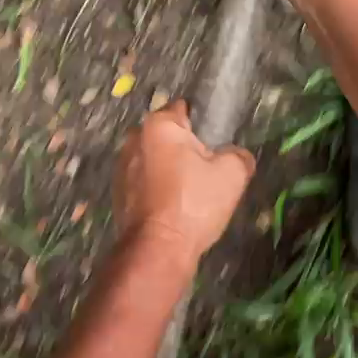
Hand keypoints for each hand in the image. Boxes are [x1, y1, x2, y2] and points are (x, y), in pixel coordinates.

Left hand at [114, 101, 255, 270]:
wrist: (158, 249)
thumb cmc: (194, 203)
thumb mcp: (232, 175)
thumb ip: (239, 156)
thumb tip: (238, 155)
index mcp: (160, 125)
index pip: (182, 108)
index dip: (200, 122)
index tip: (213, 141)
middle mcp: (135, 138)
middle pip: (166, 135)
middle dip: (183, 147)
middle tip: (205, 170)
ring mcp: (122, 166)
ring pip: (153, 159)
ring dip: (167, 169)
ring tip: (190, 193)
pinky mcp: (117, 193)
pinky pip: (143, 182)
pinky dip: (156, 189)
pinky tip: (172, 208)